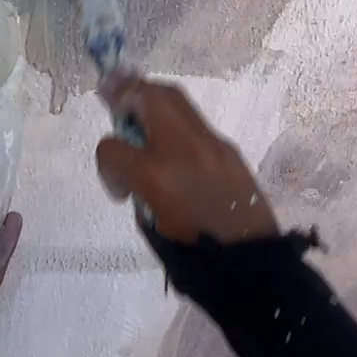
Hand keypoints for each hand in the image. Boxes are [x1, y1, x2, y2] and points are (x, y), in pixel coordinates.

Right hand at [95, 73, 278, 243]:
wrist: (250, 262)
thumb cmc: (194, 254)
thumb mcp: (150, 224)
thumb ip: (135, 186)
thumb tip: (131, 162)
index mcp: (156, 175)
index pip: (113, 147)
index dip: (105, 161)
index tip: (116, 176)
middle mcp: (182, 147)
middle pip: (146, 95)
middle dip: (126, 95)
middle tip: (118, 107)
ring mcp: (209, 142)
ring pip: (173, 97)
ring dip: (151, 101)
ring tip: (144, 119)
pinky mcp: (227, 146)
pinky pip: (194, 120)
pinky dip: (177, 123)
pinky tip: (175, 145)